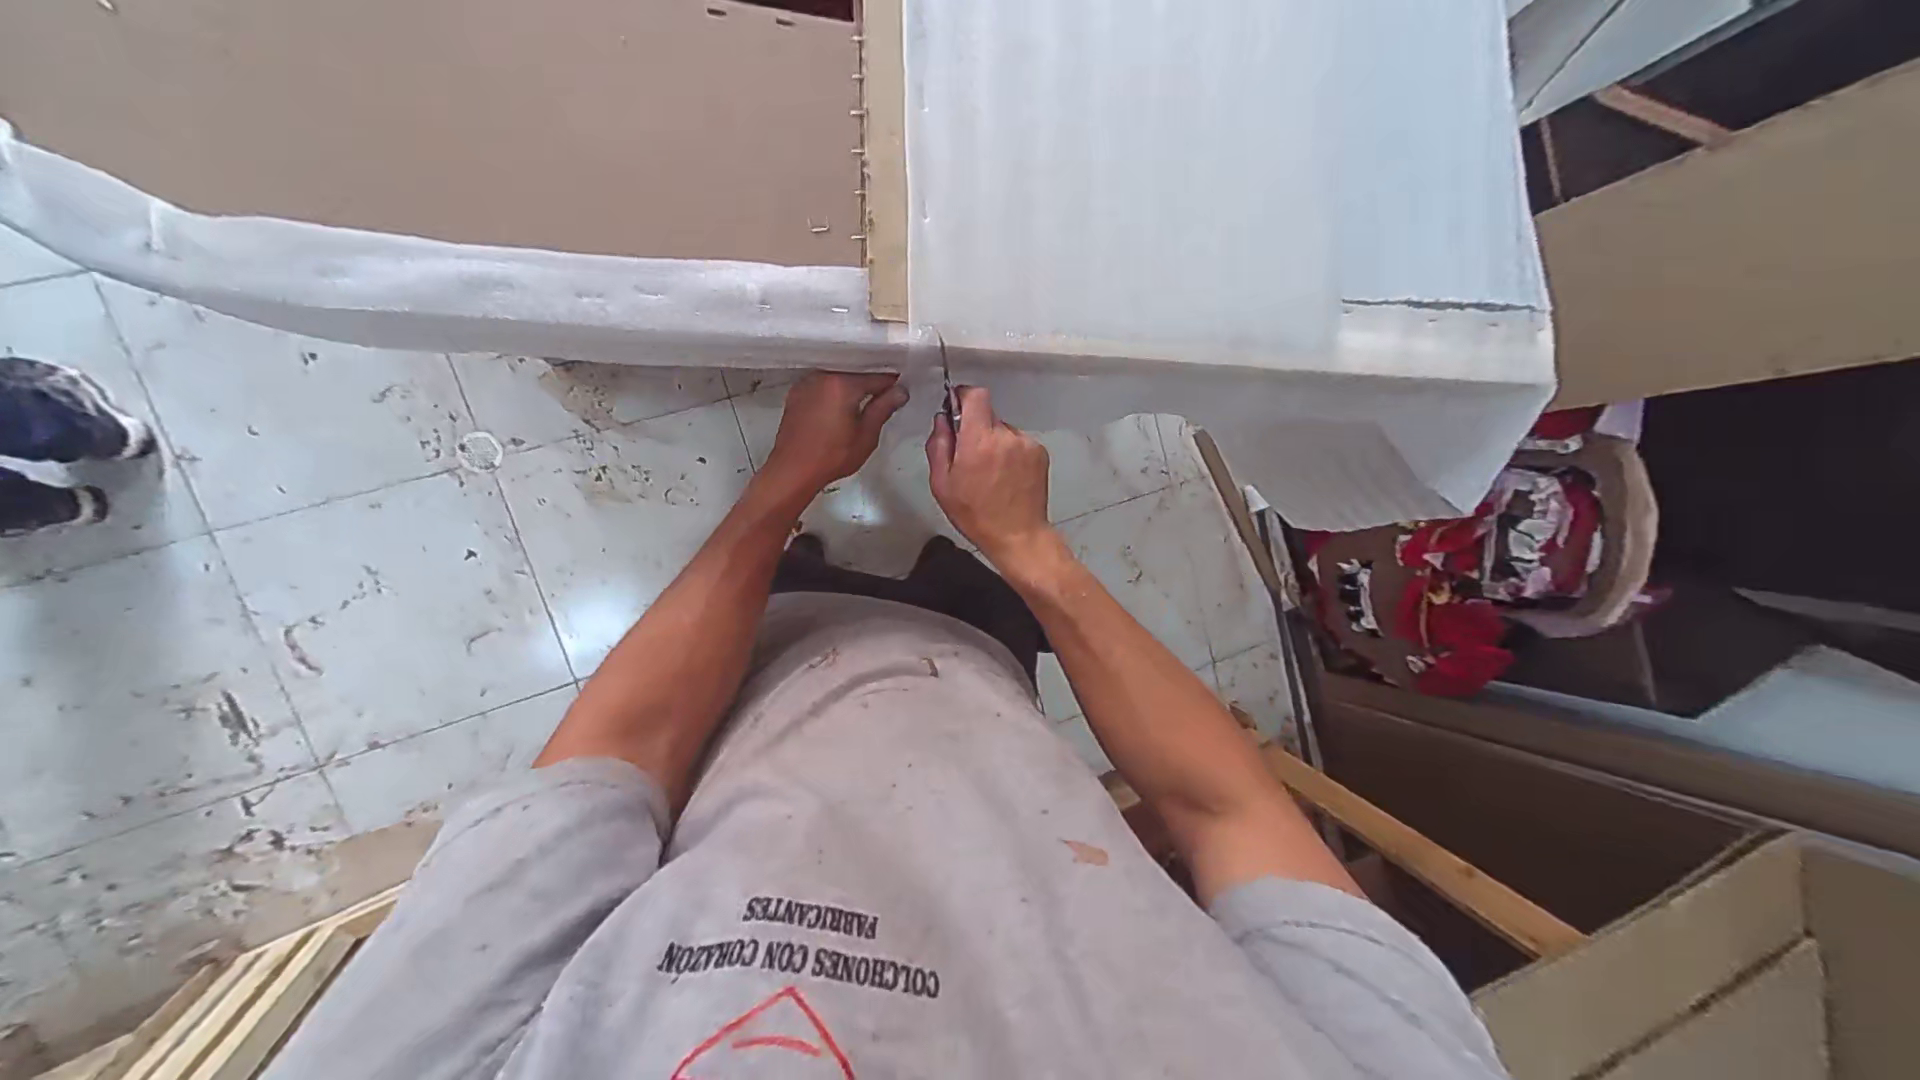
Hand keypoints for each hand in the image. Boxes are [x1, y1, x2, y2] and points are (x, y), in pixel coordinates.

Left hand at [763, 371, 908, 495]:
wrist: (793, 470)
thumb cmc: (830, 457)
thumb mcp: (866, 435)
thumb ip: (883, 408)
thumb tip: (900, 392)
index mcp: (842, 384)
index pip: (877, 377)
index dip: (892, 385)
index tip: (900, 394)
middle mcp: (822, 376)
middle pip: (855, 373)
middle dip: (870, 385)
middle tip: (883, 401)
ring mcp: (807, 383)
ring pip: (837, 377)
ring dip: (850, 387)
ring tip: (861, 406)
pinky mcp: (797, 393)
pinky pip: (822, 385)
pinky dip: (833, 391)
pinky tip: (840, 408)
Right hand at [926, 386, 1057, 570]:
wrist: (1018, 535)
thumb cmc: (976, 514)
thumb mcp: (942, 484)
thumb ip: (939, 445)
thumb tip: (942, 420)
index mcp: (979, 440)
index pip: (975, 395)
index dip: (963, 396)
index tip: (955, 408)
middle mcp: (1006, 436)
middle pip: (987, 414)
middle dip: (975, 428)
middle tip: (969, 456)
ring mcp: (1026, 444)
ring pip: (1003, 430)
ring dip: (993, 442)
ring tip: (990, 473)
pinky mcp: (1040, 453)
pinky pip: (1018, 442)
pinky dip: (1010, 452)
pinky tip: (1006, 476)